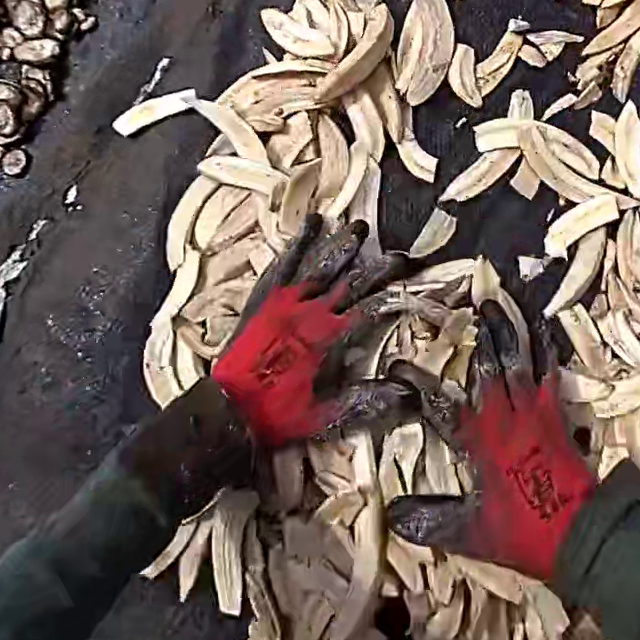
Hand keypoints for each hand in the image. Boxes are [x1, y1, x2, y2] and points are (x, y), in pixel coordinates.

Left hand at [211, 215, 416, 445]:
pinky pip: (285, 262)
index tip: (410, 287)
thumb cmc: (278, 410)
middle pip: (349, 282)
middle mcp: (310, 311)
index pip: (369, 308)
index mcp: (328, 336)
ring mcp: (286, 298)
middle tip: (396, 255)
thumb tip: (407, 393)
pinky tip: (312, 225)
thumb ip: (366, 399)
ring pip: (319, 264)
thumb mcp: (325, 413)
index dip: (391, 294)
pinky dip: (300, 242)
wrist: (230, 405)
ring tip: (359, 228)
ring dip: (341, 246)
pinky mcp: (266, 295)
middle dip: (374, 268)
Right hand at [386, 301, 595, 581]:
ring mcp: (533, 409)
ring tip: (493, 304)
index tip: (396, 366)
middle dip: (473, 337)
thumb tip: (390, 514)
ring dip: (505, 329)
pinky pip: (549, 368)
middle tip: (464, 311)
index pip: (437, 401)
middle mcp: (503, 415)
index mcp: (478, 438)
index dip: (414, 381)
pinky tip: (539, 324)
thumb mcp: (472, 532)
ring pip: (517, 358)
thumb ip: (430, 519)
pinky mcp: (556, 411)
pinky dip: (543, 344)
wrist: (584, 535)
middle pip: (485, 365)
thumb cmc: (526, 530)